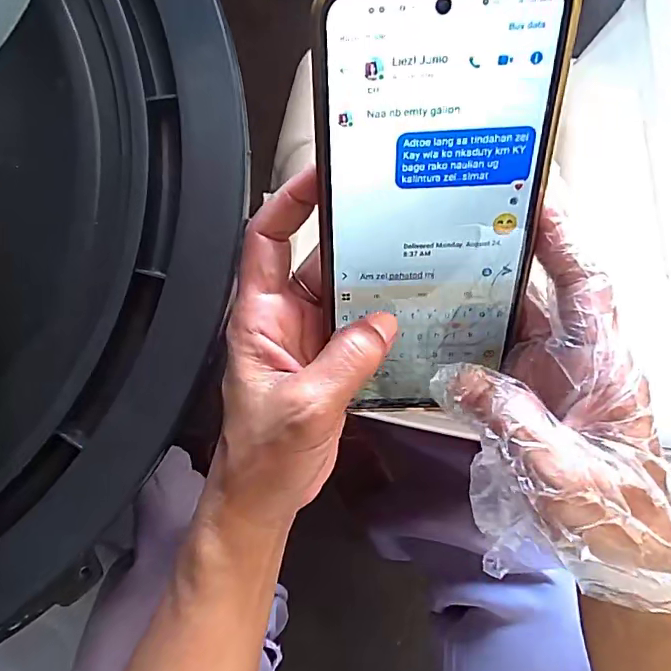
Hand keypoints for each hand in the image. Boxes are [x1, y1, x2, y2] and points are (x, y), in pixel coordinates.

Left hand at [212, 166, 397, 528]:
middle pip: (315, 259)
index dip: (288, 203)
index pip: (266, 241)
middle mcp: (283, 320)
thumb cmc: (262, 455)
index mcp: (259, 319)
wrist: (266, 494)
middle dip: (348, 234)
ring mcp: (310, 340)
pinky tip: (411, 313)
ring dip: (372, 279)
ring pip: (343, 292)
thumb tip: (383, 323)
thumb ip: (346, 361)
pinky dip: (382, 318)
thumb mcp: (306, 406)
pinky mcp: (331, 362)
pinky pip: (359, 326)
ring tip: (411, 257)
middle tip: (388, 212)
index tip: (317, 176)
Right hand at [432, 206, 670, 613]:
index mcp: (606, 370)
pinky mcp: (535, 404)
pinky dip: (472, 343)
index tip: (534, 203)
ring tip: (438, 273)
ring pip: (517, 326)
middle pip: (544, 296)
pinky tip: (440, 335)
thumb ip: (511, 419)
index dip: (563, 243)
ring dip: (483, 300)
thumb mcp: (561, 471)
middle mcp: (581, 365)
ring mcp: (556, 384)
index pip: (586, 289)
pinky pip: (499, 361)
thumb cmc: (613, 520)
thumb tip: (456, 375)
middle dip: (508, 260)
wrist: (628, 562)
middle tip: (461, 230)